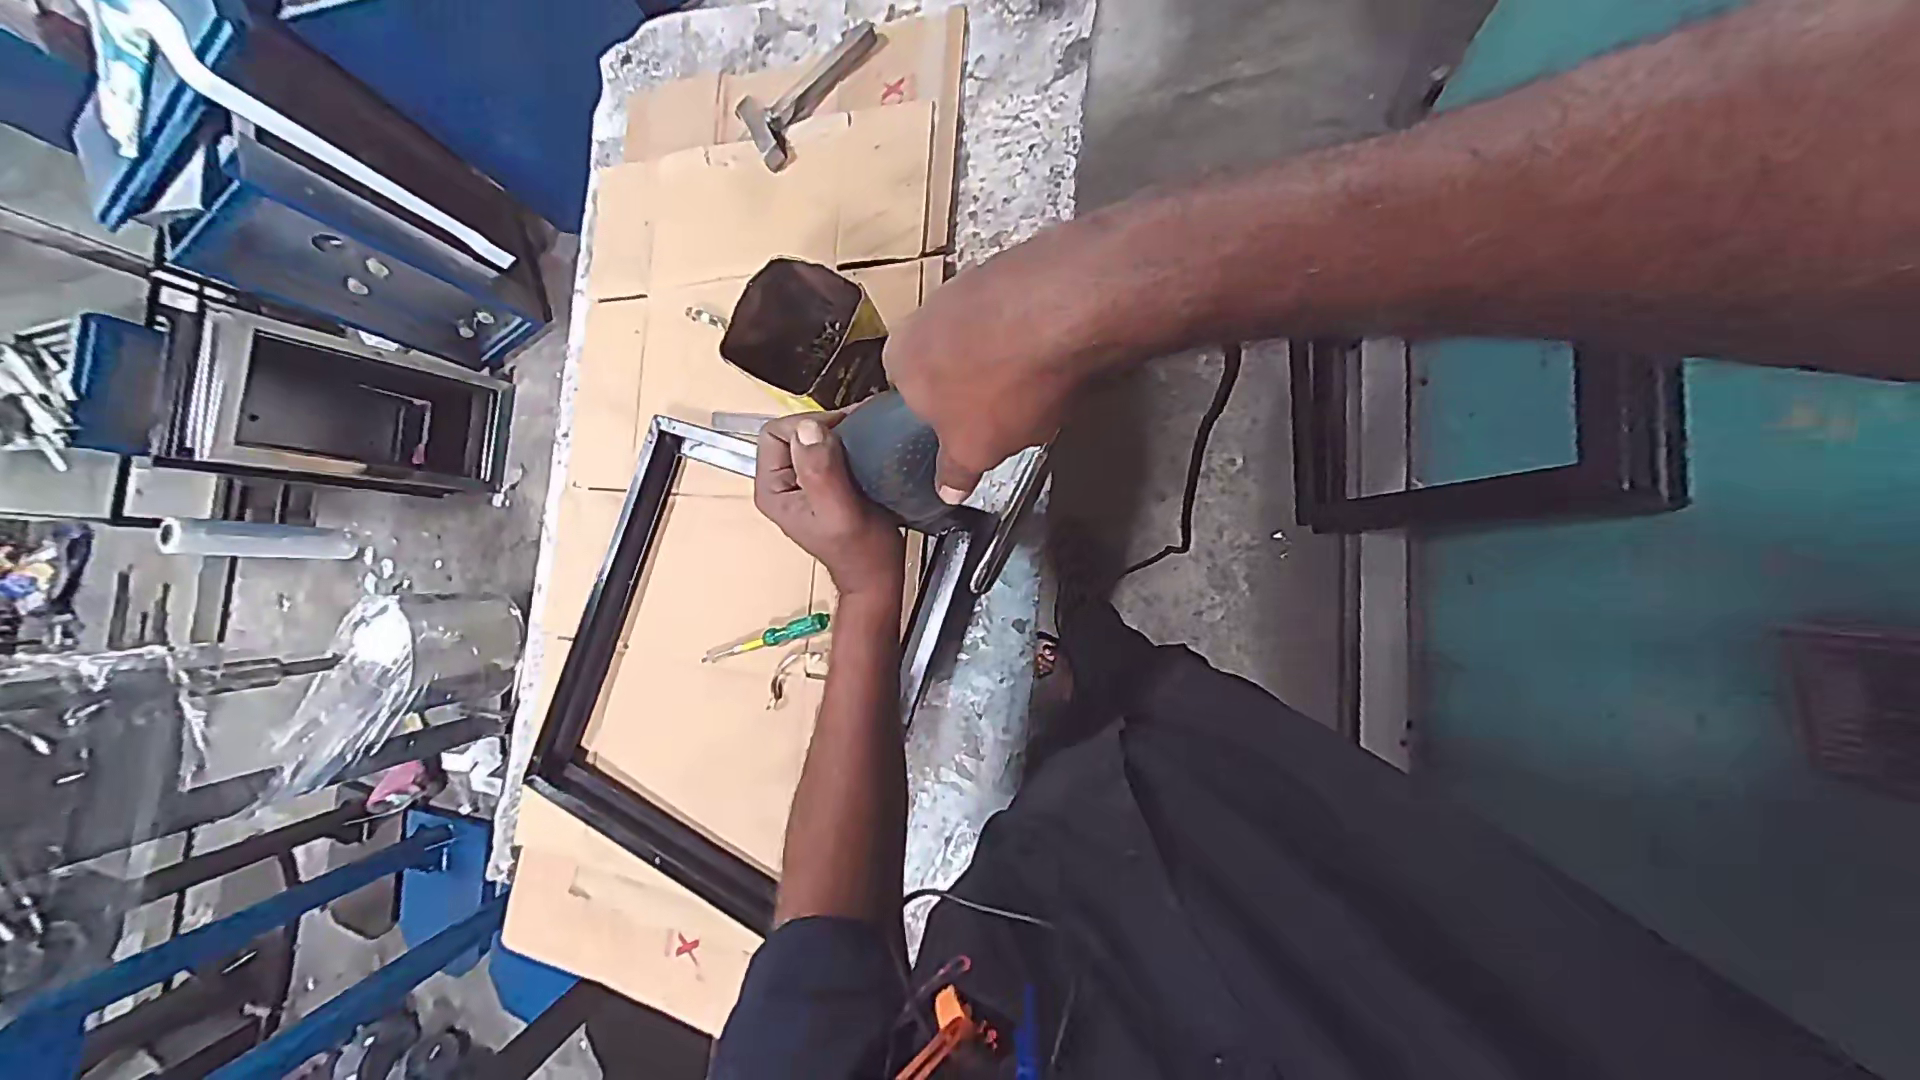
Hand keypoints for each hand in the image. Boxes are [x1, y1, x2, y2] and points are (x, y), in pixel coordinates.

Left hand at [755, 412, 905, 601]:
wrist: (877, 576)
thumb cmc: (862, 555)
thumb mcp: (842, 513)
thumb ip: (822, 473)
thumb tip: (808, 430)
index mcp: (774, 491)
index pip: (775, 433)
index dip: (808, 427)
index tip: (840, 434)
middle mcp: (783, 485)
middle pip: (793, 432)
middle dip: (825, 428)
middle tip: (855, 437)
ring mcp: (803, 484)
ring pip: (812, 438)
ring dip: (839, 435)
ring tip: (862, 443)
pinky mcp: (823, 484)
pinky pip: (828, 450)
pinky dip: (847, 445)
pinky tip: (864, 453)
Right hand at [883, 229, 1105, 501]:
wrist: (1065, 307)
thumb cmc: (1004, 380)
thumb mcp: (974, 450)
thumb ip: (955, 472)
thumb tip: (947, 488)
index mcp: (898, 359)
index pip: (913, 402)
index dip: (947, 424)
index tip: (973, 437)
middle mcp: (924, 313)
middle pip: (953, 370)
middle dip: (982, 394)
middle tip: (1011, 417)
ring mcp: (968, 284)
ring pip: (988, 343)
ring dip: (1011, 367)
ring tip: (1042, 387)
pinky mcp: (1014, 268)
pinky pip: (1021, 317)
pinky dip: (1037, 336)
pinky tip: (1060, 354)